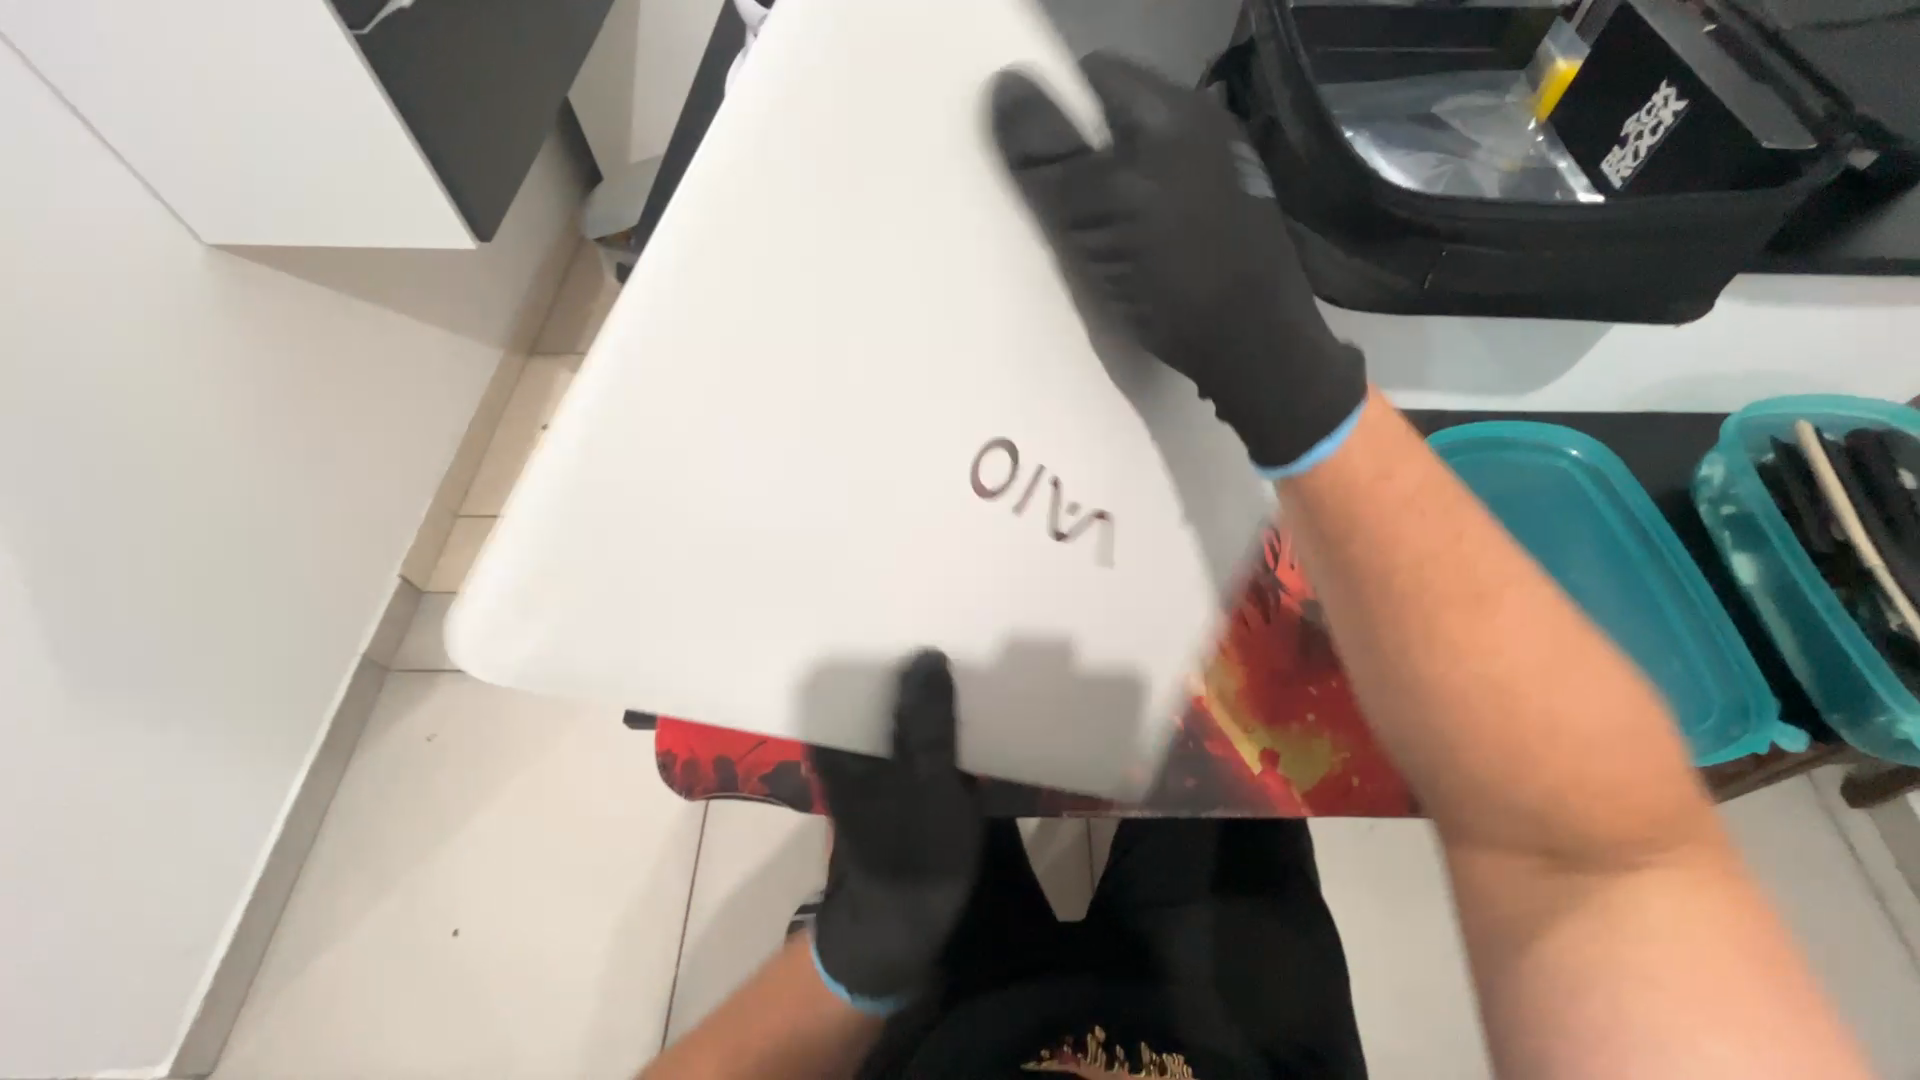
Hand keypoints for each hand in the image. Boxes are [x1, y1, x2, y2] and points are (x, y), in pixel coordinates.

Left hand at [807, 650, 981, 1014]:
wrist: (909, 920)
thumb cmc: (912, 850)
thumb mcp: (926, 783)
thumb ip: (925, 721)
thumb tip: (927, 655)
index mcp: (838, 739)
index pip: (845, 670)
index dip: (872, 638)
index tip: (904, 608)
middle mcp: (849, 741)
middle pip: (876, 684)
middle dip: (907, 658)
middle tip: (946, 620)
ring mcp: (875, 757)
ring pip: (899, 704)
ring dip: (927, 686)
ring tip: (961, 648)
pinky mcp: (901, 771)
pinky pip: (918, 729)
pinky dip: (939, 715)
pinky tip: (968, 697)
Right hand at [990, 53, 1366, 474]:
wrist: (1256, 349)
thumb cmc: (1174, 278)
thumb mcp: (1097, 213)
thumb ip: (1049, 151)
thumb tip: (1003, 84)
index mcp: (1170, 109)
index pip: (1090, 75)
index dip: (1052, 116)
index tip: (1036, 170)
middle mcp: (1202, 125)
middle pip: (1113, 121)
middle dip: (1076, 159)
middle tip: (1055, 212)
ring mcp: (1220, 171)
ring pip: (1136, 163)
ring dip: (1104, 193)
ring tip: (1088, 241)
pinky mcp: (1227, 215)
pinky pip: (1161, 197)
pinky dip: (1135, 218)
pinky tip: (1129, 258)